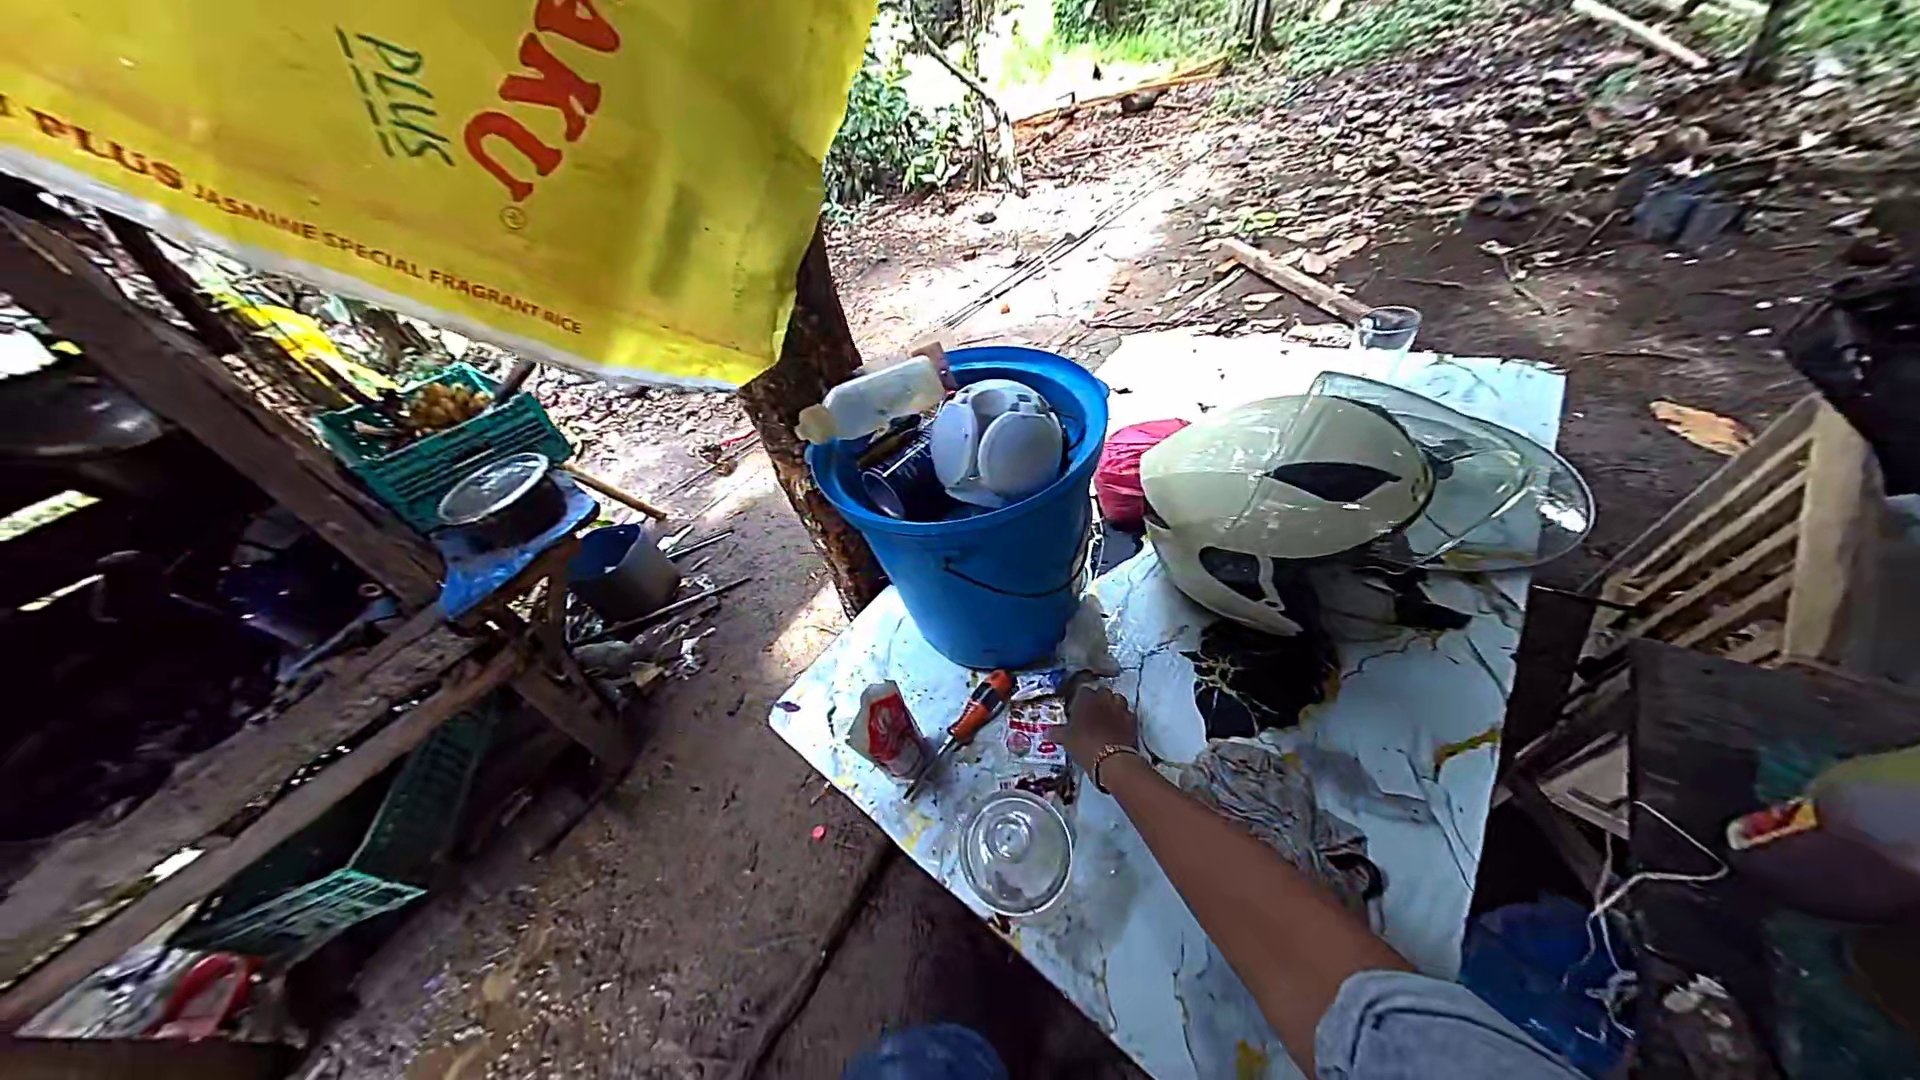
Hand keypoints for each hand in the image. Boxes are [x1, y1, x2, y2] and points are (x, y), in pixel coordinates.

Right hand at [1048, 685, 1137, 771]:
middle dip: (1098, 699)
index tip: (1077, 709)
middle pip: (1102, 692)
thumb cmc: (1084, 745)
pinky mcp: (1132, 720)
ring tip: (1107, 717)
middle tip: (1092, 713)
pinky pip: (1128, 713)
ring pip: (1117, 699)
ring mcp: (1120, 708)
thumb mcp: (1067, 740)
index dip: (1080, 699)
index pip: (1083, 690)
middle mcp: (1103, 699)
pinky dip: (1124, 717)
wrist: (1111, 760)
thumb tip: (1046, 732)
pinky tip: (1120, 726)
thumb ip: (1057, 733)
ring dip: (1113, 705)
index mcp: (1085, 699)